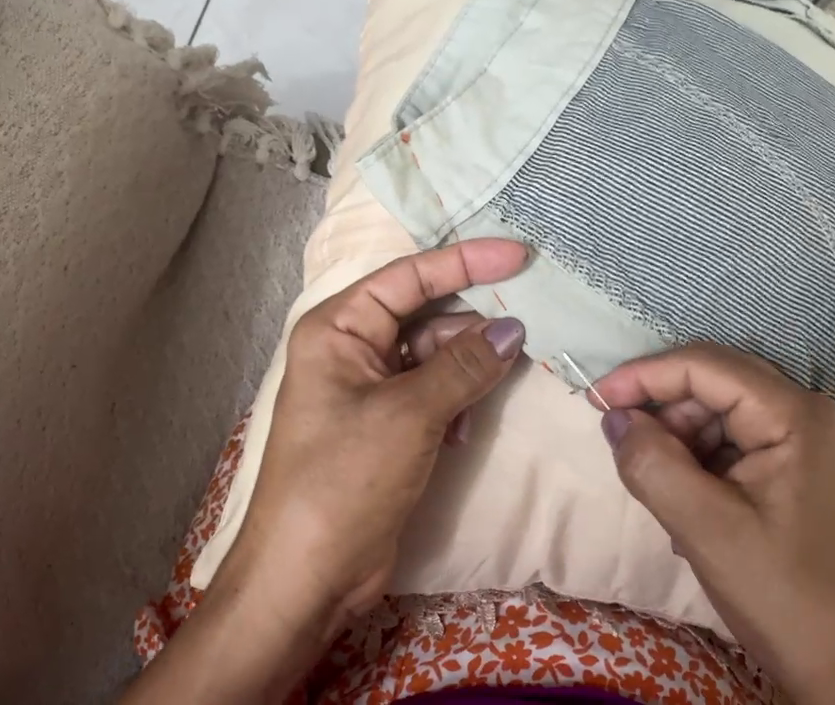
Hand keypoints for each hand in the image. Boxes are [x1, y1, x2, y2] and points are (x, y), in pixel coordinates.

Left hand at [235, 241, 527, 621]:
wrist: (305, 577)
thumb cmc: (343, 480)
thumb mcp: (409, 415)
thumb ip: (464, 365)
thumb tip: (513, 328)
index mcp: (339, 327)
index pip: (409, 276)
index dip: (465, 262)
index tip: (520, 256)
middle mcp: (352, 348)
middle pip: (426, 314)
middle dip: (473, 324)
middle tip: (528, 326)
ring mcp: (370, 388)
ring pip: (436, 355)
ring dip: (468, 370)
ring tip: (499, 385)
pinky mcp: (388, 425)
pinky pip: (435, 392)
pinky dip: (457, 403)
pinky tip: (464, 432)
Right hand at [594, 343, 834, 704]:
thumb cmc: (788, 600)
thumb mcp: (706, 531)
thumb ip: (652, 464)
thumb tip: (615, 418)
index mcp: (795, 415)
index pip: (704, 366)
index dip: (643, 376)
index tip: (595, 402)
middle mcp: (809, 414)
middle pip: (716, 383)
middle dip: (663, 409)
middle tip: (624, 447)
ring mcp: (813, 443)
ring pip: (725, 414)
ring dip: (683, 441)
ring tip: (662, 492)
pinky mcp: (808, 472)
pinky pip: (742, 444)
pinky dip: (706, 463)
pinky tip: (692, 507)